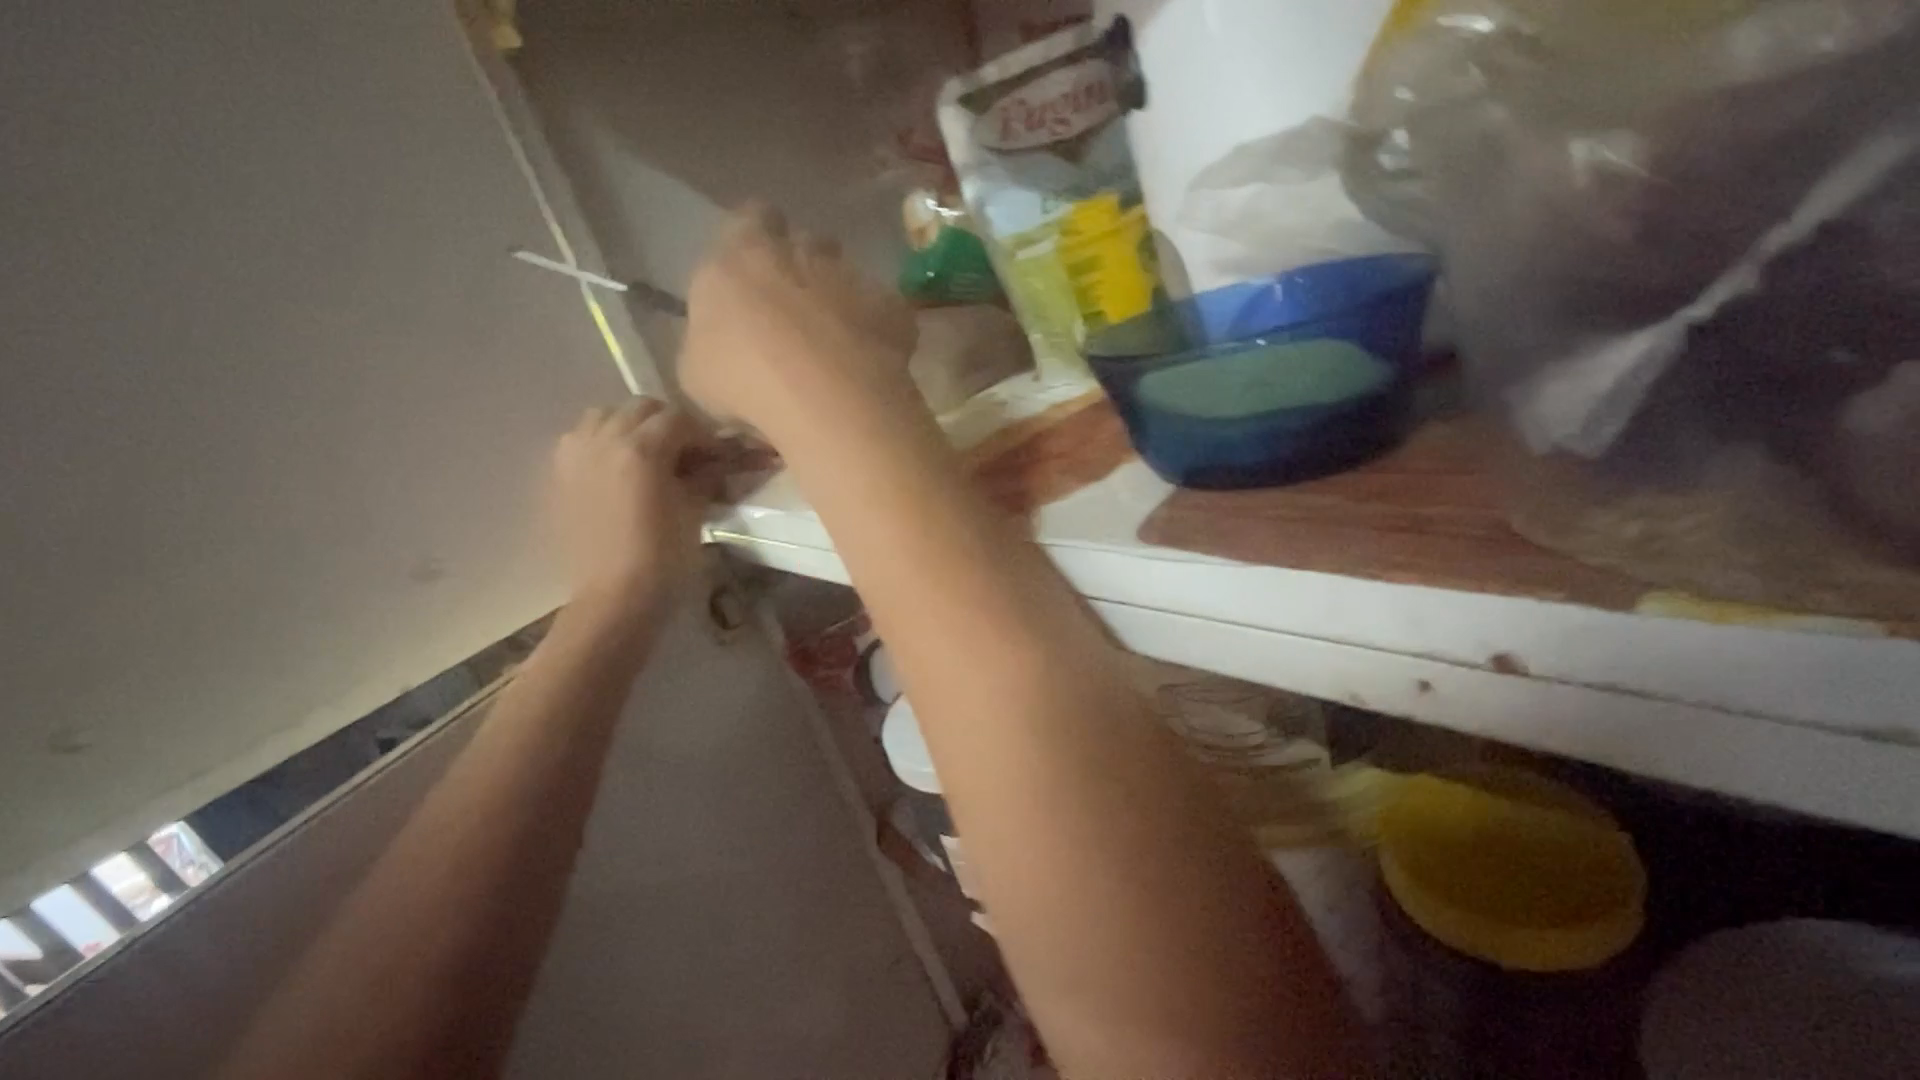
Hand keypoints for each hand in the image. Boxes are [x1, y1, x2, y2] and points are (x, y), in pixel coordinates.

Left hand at [549, 399, 705, 616]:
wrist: (614, 597)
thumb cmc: (664, 558)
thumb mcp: (694, 511)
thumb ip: (704, 475)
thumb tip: (716, 460)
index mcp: (642, 449)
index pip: (679, 419)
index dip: (703, 434)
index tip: (717, 454)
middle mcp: (604, 440)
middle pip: (641, 408)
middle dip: (668, 423)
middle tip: (686, 452)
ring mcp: (575, 455)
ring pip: (606, 415)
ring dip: (631, 425)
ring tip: (648, 454)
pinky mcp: (559, 474)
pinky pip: (582, 438)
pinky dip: (603, 441)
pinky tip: (617, 468)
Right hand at [679, 202, 919, 444]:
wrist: (827, 398)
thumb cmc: (744, 380)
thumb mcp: (697, 368)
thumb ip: (710, 338)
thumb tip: (721, 343)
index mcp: (741, 253)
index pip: (748, 218)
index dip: (754, 239)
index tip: (753, 269)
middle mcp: (800, 251)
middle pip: (803, 240)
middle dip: (800, 264)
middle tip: (793, 310)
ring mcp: (851, 275)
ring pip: (846, 273)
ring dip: (839, 297)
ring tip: (833, 342)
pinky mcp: (892, 306)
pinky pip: (882, 311)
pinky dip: (875, 330)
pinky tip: (868, 364)